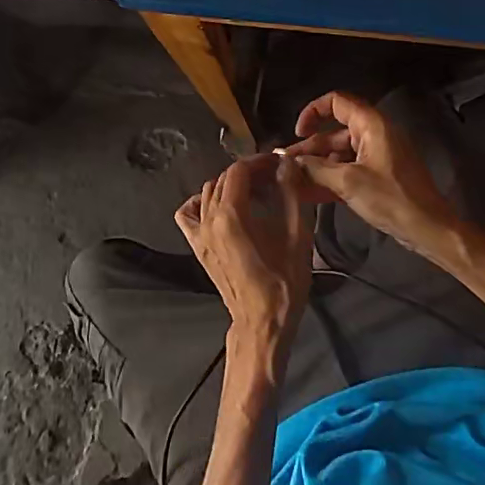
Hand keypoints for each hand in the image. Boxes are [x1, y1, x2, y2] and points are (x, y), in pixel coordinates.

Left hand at [175, 155, 310, 342]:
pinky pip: (188, 213)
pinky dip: (200, 203)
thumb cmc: (283, 283)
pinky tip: (219, 207)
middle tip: (273, 176)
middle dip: (248, 172)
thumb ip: (290, 196)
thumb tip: (286, 164)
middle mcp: (208, 219)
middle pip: (223, 179)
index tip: (277, 163)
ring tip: (254, 191)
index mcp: (231, 215)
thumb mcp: (297, 237)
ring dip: (229, 185)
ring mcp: (198, 233)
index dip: (258, 161)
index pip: (238, 171)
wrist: (262, 322)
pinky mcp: (195, 246)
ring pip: (207, 192)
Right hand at [285, 92, 458, 256]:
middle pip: (334, 132)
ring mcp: (377, 156)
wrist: (429, 229)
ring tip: (291, 182)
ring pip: (338, 154)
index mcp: (371, 125)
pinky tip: (308, 193)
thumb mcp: (348, 182)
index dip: (312, 112)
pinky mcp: (378, 176)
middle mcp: (374, 135)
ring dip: (316, 167)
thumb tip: (288, 162)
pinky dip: (329, 178)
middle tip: (285, 165)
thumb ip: (315, 169)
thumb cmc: (391, 198)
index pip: (336, 102)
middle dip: (309, 148)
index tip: (297, 133)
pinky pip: (347, 170)